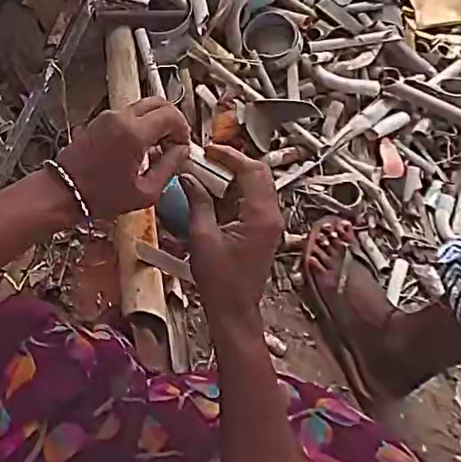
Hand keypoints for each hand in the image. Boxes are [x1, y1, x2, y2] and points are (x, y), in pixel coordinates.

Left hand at [55, 96, 190, 217]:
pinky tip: (140, 146)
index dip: (183, 129)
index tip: (182, 146)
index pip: (171, 116)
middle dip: (173, 120)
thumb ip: (170, 167)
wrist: (64, 190)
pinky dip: (141, 123)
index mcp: (134, 133)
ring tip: (157, 147)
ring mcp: (109, 115)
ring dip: (157, 121)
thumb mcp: (146, 192)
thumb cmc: (101, 196)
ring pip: (144, 105)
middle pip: (160, 103)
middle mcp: (122, 117)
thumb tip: (182, 151)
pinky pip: (129, 113)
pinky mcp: (100, 119)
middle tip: (174, 142)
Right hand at [179, 144, 283, 339]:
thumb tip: (189, 179)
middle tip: (208, 158)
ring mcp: (269, 223)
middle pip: (258, 173)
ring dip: (232, 176)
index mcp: (261, 217)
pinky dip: (233, 191)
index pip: (252, 171)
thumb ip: (198, 203)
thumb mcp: (203, 238)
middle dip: (232, 162)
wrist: (234, 311)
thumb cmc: (222, 284)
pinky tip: (214, 193)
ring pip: (256, 185)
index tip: (211, 150)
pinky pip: (251, 200)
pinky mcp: (262, 229)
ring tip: (207, 173)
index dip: (230, 156)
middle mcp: (271, 217)